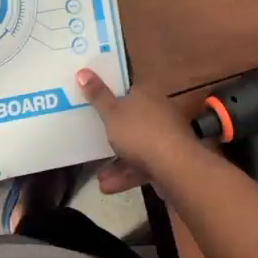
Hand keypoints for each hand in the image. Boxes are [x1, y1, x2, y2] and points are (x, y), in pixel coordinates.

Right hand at [76, 69, 200, 193]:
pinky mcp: (169, 161)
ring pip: (138, 147)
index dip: (112, 98)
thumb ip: (97, 95)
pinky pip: (143, 165)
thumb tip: (82, 71)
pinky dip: (126, 175)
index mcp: (147, 94)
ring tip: (99, 175)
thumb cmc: (139, 132)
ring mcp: (166, 137)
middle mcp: (159, 112)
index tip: (96, 107)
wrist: (175, 166)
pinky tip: (107, 187)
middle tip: (95, 140)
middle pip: (133, 120)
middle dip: (114, 134)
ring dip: (118, 161)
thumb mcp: (112, 113)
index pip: (129, 91)